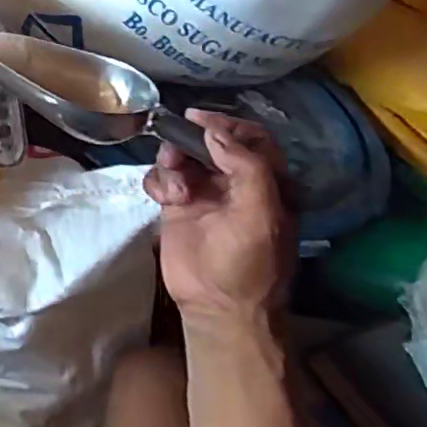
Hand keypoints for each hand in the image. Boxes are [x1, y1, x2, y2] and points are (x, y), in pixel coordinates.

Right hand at [143, 109, 292, 333]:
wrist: (216, 306)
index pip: (251, 138)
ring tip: (174, 189)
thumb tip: (214, 130)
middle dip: (190, 143)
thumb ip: (246, 168)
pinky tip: (164, 200)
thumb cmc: (247, 263)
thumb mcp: (260, 215)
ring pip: (180, 155)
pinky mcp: (176, 205)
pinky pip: (161, 177)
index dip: (228, 124)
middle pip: (209, 141)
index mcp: (267, 183)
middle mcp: (234, 182)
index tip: (200, 121)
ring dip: (171, 163)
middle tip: (176, 152)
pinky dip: (159, 182)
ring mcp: (203, 193)